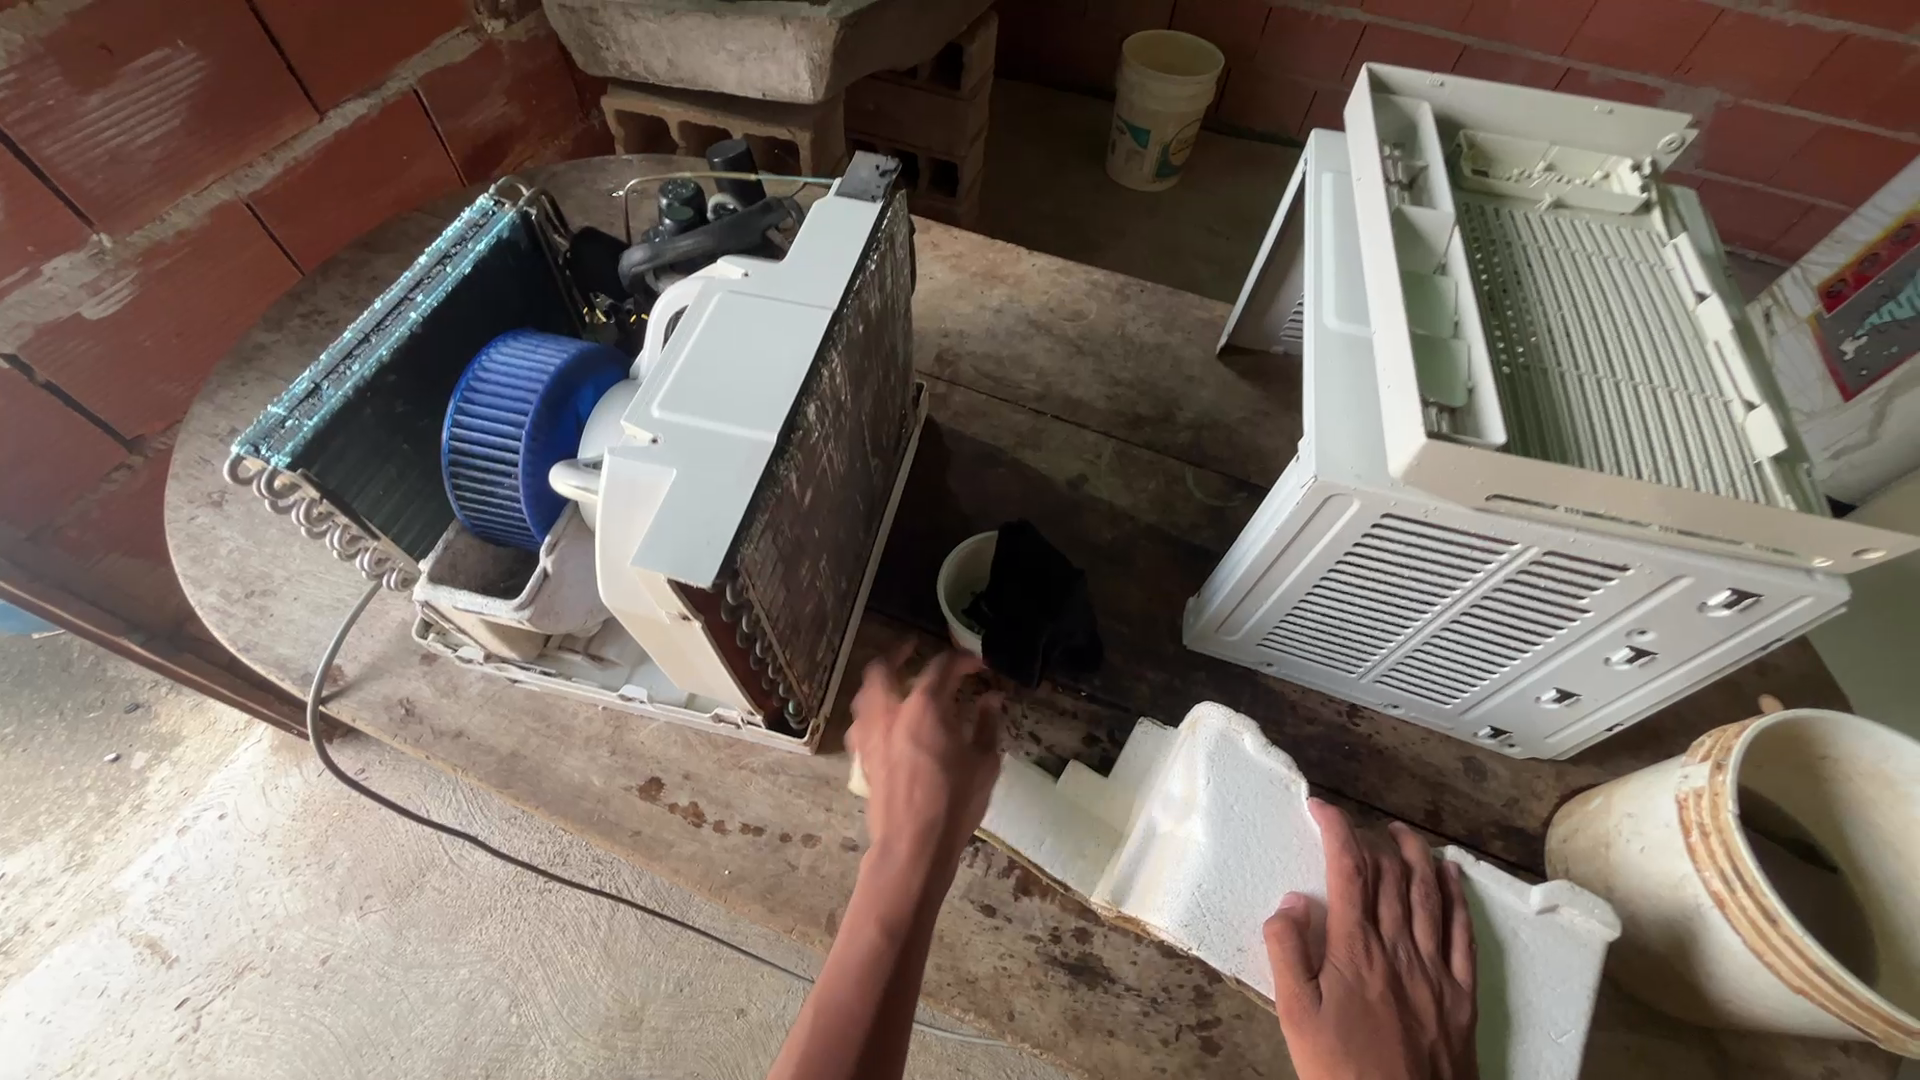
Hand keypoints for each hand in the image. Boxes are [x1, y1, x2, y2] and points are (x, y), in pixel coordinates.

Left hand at [846, 648, 1002, 869]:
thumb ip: (988, 724)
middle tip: (914, 647)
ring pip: (865, 692)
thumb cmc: (955, 802)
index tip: (978, 664)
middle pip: (884, 666)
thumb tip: (992, 700)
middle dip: (899, 652)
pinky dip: (872, 711)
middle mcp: (892, 710)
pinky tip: (884, 720)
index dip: (963, 659)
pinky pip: (860, 722)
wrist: (913, 844)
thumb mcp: (984, 762)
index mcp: (926, 705)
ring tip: (895, 679)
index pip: (943, 666)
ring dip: (880, 679)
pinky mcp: (862, 756)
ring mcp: (871, 733)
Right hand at [1264, 799, 1478, 1079]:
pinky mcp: (1461, 995)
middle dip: (1371, 838)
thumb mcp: (1295, 1015)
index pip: (1347, 871)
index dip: (1337, 830)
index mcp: (1354, 949)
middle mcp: (1397, 948)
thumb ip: (1287, 951)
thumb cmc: (1340, 1069)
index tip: (1321, 807)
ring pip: (1427, 895)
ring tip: (1401, 831)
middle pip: (1389, 876)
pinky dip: (1456, 898)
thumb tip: (1293, 899)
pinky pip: (1462, 934)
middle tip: (1355, 822)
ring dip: (1414, 856)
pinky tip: (1451, 876)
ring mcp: (1434, 970)